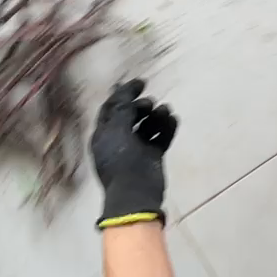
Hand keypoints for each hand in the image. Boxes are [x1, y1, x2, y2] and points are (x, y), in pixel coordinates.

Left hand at [91, 79, 178, 229]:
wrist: (135, 194)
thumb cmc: (121, 161)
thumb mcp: (116, 131)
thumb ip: (121, 109)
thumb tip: (124, 91)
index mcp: (104, 134)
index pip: (111, 107)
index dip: (123, 92)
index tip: (140, 82)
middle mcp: (119, 139)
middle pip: (131, 115)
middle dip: (141, 106)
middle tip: (150, 104)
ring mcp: (136, 148)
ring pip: (147, 125)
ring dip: (156, 116)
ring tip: (165, 111)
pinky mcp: (152, 157)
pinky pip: (160, 137)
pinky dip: (167, 128)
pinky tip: (173, 119)